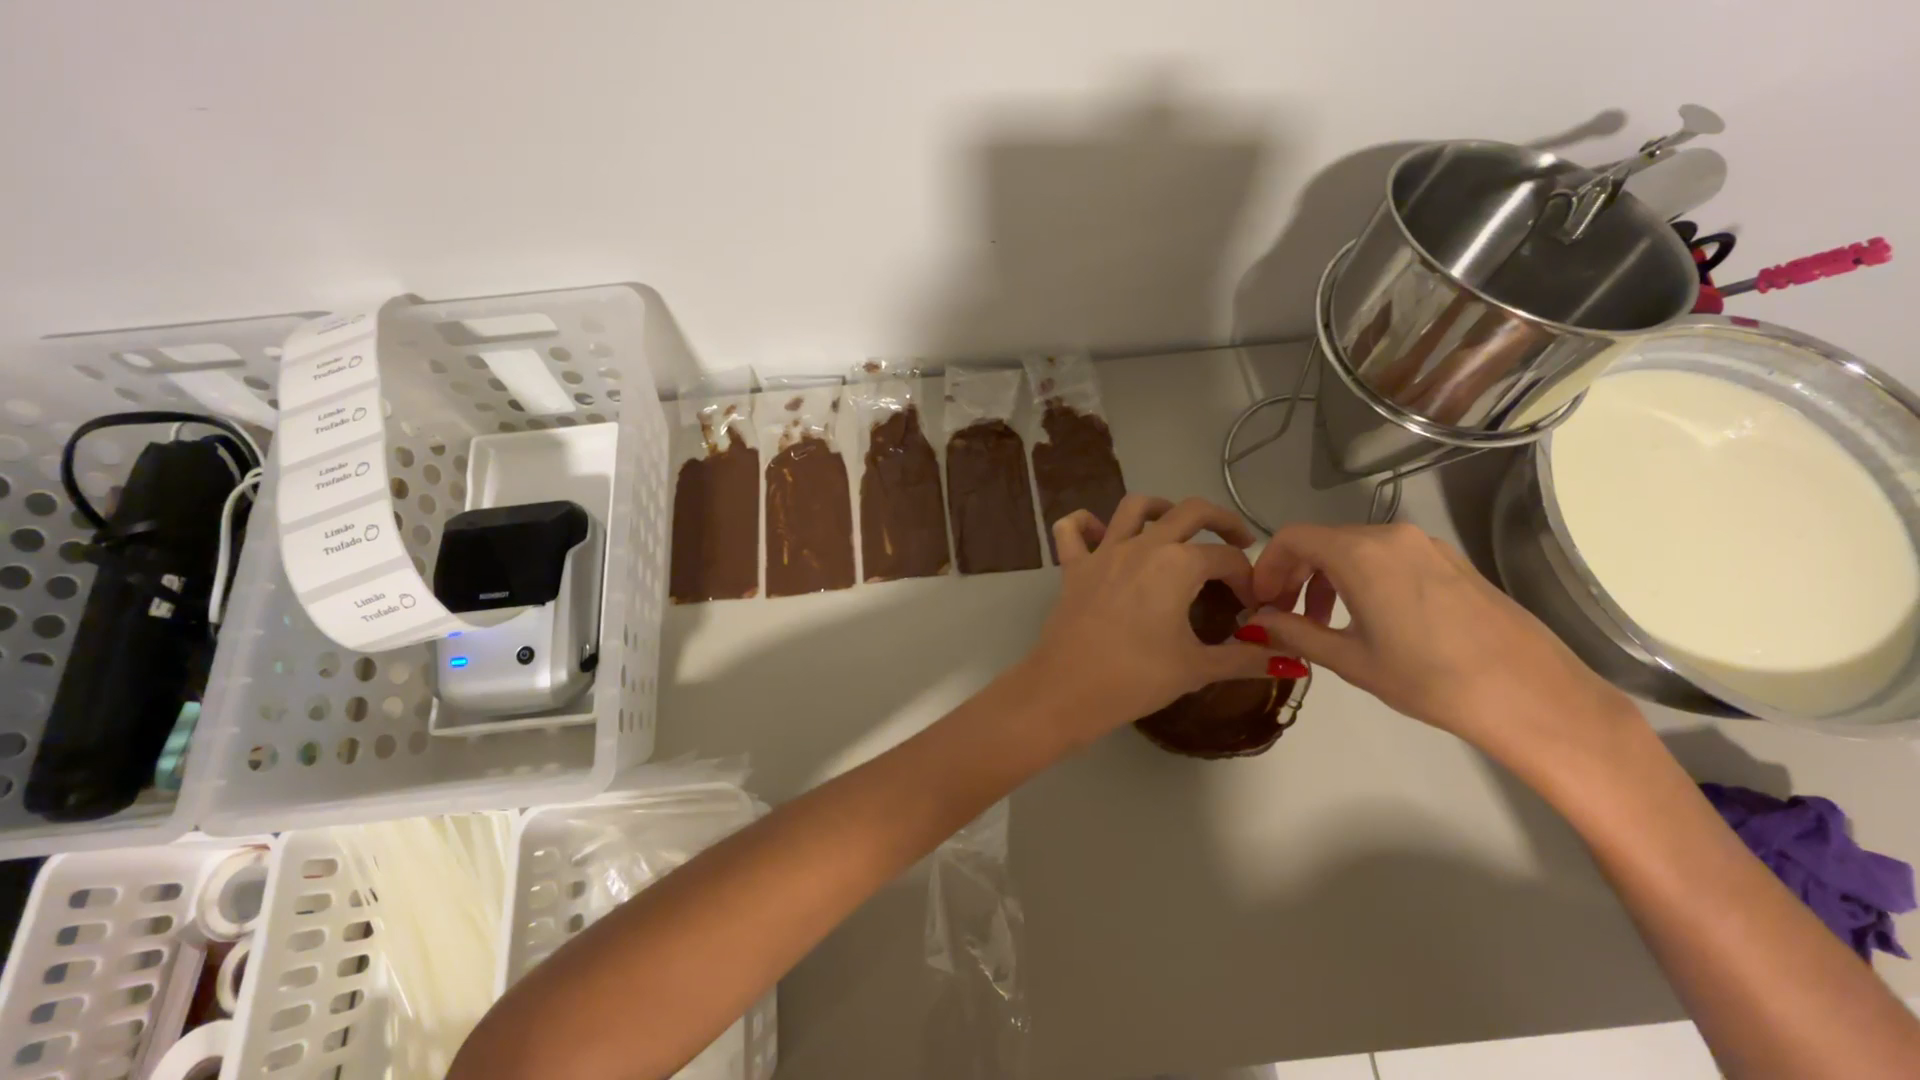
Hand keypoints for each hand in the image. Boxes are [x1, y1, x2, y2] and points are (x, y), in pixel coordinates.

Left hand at [1022, 496, 1274, 742]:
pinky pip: (1073, 530)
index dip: (1248, 578)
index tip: (1253, 606)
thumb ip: (1247, 658)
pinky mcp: (1073, 567)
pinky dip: (1085, 524)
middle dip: (1221, 521)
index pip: (1228, 558)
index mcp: (1178, 564)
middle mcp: (1143, 546)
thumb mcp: (1197, 668)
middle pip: (1190, 512)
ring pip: (1135, 508)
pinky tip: (1100, 534)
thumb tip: (1293, 660)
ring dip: (1162, 509)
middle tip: (1238, 540)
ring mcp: (1103, 552)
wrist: (1065, 691)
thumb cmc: (1135, 679)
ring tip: (1177, 527)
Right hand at [1247, 523, 1637, 761]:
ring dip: (1326, 578)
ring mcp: (1426, 545)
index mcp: (1360, 553)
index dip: (1265, 567)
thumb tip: (1257, 623)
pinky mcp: (1451, 561)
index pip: (1292, 539)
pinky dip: (1361, 578)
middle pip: (1323, 540)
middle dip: (1293, 574)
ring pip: (1356, 548)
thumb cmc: (1429, 679)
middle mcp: (1391, 536)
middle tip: (1281, 615)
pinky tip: (1368, 619)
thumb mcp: (1351, 660)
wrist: (1529, 694)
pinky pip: (1388, 557)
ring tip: (1321, 622)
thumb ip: (1295, 633)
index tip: (1258, 603)